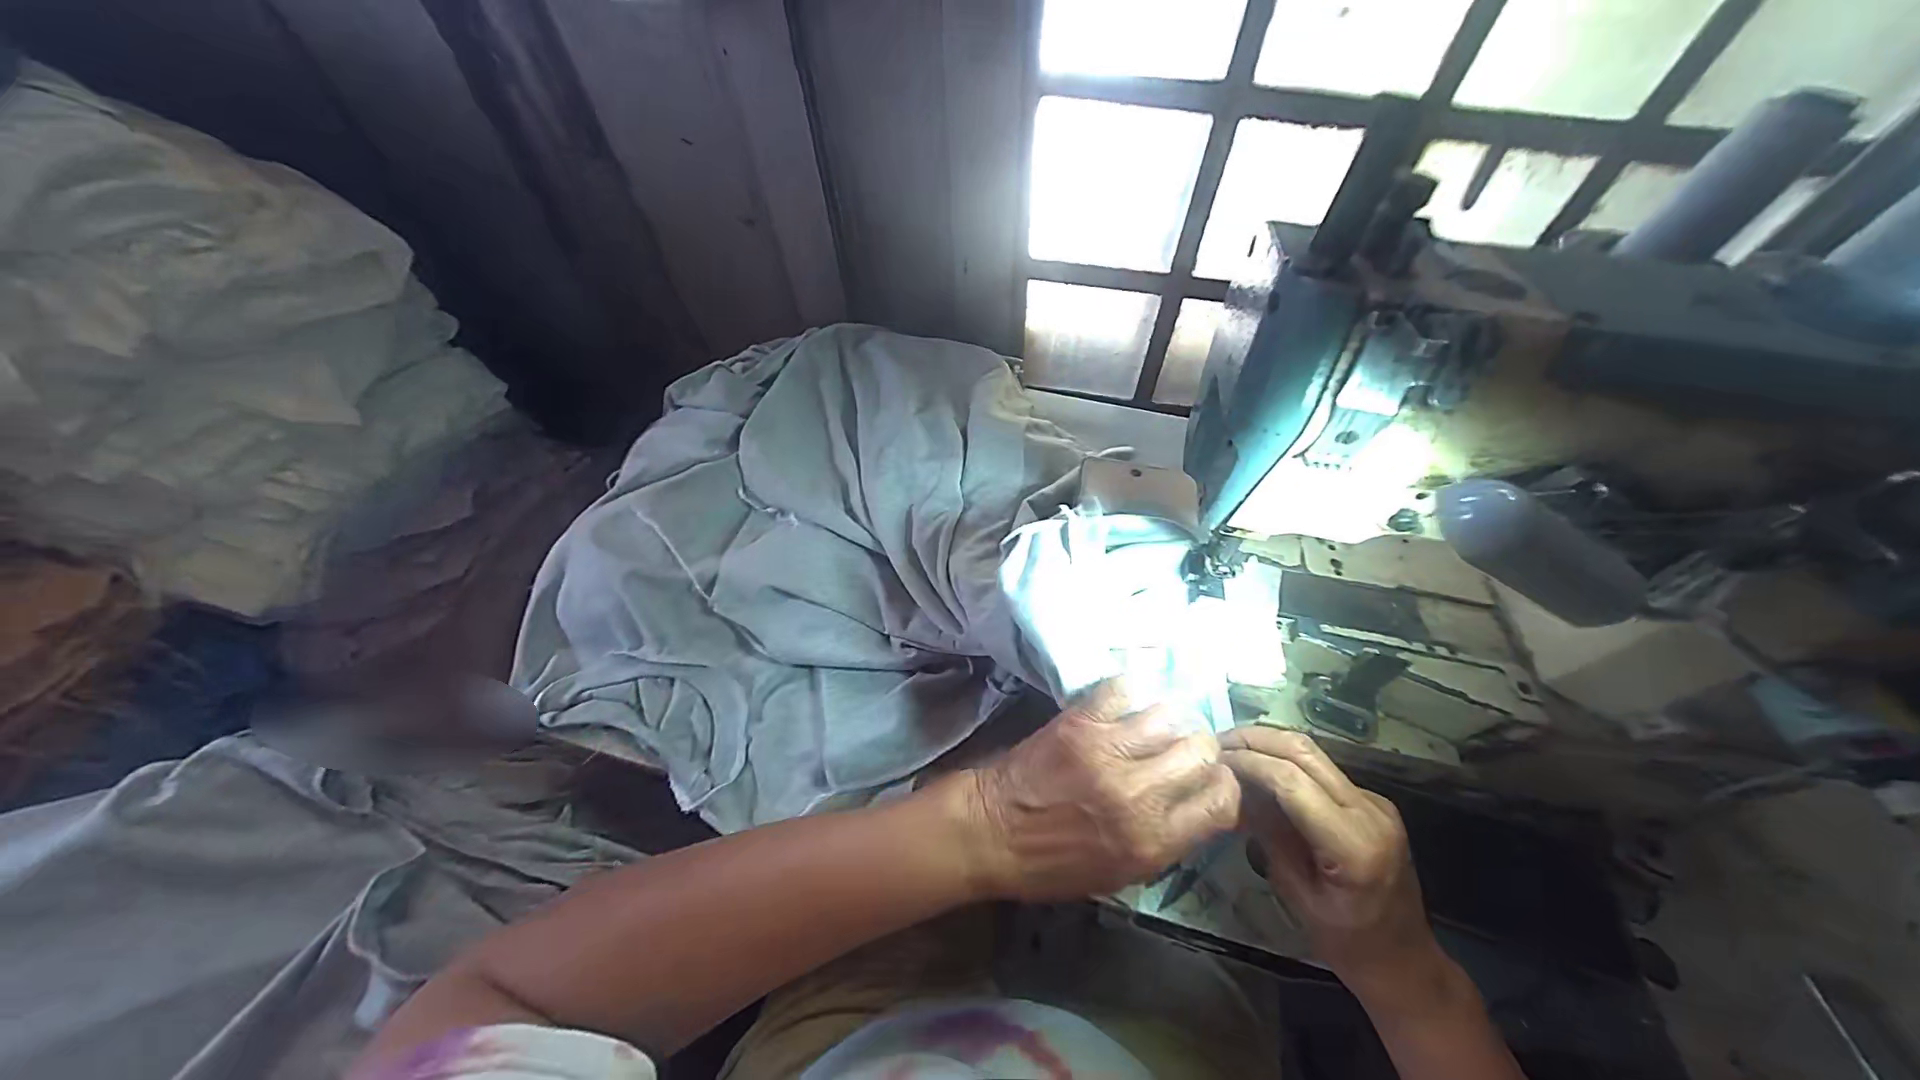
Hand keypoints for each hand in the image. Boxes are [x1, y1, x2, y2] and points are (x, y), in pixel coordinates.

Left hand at [955, 679, 1239, 901]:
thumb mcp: (1123, 874)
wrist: (991, 833)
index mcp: (1153, 841)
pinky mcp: (1079, 723)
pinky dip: (1131, 692)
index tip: (1209, 781)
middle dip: (1201, 748)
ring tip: (1157, 724)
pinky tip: (1127, 704)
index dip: (1223, 787)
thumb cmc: (1053, 864)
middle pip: (1202, 751)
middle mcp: (1139, 794)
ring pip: (1170, 714)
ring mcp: (1108, 752)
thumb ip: (1168, 839)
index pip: (1222, 801)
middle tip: (1184, 748)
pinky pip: (1123, 689)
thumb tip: (1200, 802)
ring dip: (1169, 718)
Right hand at [1220, 727, 1441, 993]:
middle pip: (1304, 752)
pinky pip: (1321, 770)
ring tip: (1231, 750)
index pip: (1291, 780)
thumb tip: (1233, 788)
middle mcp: (1369, 811)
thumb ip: (1267, 835)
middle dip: (1255, 739)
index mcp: (1353, 843)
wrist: (1405, 961)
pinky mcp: (1370, 801)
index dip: (1248, 762)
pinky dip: (1285, 762)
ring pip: (1313, 754)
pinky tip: (1259, 771)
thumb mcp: (1295, 893)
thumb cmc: (1346, 942)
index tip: (1213, 760)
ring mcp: (1374, 802)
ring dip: (1268, 745)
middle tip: (1216, 742)